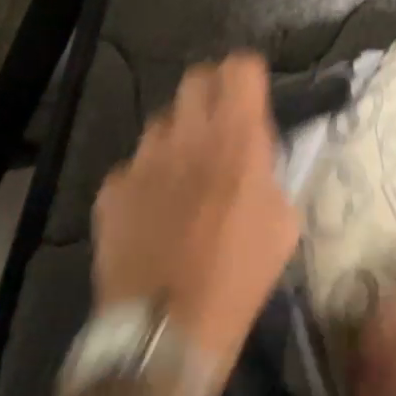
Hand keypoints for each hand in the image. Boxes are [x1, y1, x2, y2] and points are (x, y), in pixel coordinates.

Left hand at [92, 52, 299, 364]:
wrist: (167, 328)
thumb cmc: (241, 273)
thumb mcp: (284, 221)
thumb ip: (270, 174)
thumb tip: (257, 162)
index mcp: (238, 137)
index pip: (240, 68)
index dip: (248, 76)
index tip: (254, 94)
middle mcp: (188, 136)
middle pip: (196, 79)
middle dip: (212, 92)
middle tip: (222, 123)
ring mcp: (143, 161)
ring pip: (161, 122)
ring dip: (178, 136)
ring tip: (185, 172)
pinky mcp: (111, 191)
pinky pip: (132, 168)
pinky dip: (146, 181)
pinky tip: (153, 212)